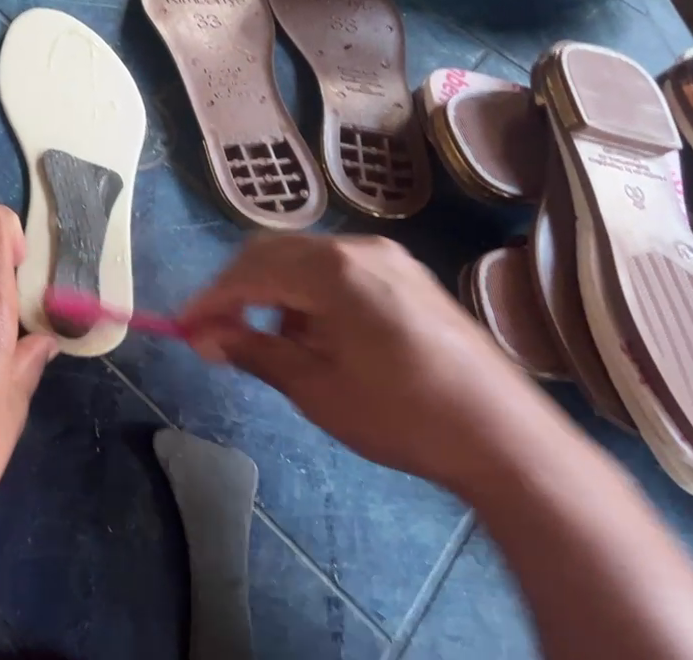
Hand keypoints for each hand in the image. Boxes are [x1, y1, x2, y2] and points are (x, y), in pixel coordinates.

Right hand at [181, 233, 562, 492]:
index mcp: (333, 271)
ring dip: (271, 291)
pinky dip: (306, 294)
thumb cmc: (403, 416)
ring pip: (303, 260)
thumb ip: (253, 352)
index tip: (183, 328)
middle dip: (236, 290)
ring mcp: (389, 260)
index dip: (210, 300)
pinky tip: (312, 335)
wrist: (508, 441)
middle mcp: (359, 250)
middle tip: (215, 332)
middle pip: (272, 253)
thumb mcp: (315, 388)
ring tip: (264, 340)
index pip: (249, 273)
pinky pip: (336, 271)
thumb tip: (205, 337)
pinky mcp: (408, 278)